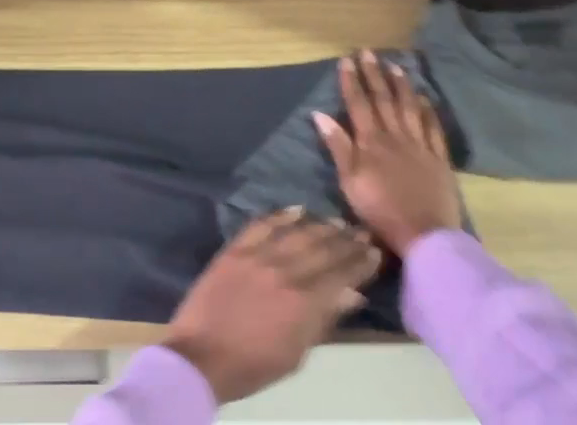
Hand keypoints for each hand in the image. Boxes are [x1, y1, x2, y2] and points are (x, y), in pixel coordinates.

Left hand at [164, 208, 381, 402]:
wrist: (201, 357)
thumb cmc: (253, 366)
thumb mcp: (297, 353)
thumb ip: (325, 320)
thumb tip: (353, 294)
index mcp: (304, 303)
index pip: (341, 275)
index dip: (360, 262)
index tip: (375, 251)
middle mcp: (284, 273)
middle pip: (323, 250)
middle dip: (346, 241)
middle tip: (362, 231)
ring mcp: (257, 258)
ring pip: (296, 234)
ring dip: (320, 226)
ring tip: (337, 221)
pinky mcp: (234, 251)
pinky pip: (261, 226)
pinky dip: (280, 216)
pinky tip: (297, 210)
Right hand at [313, 50, 463, 256]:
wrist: (425, 234)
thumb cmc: (379, 210)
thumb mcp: (349, 181)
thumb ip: (338, 146)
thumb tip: (320, 115)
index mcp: (370, 142)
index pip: (358, 104)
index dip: (351, 81)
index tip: (347, 60)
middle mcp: (395, 136)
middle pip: (383, 100)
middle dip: (374, 75)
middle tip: (369, 53)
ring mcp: (420, 146)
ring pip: (409, 108)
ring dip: (401, 86)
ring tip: (395, 66)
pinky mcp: (438, 159)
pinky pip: (433, 128)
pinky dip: (428, 111)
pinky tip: (425, 99)